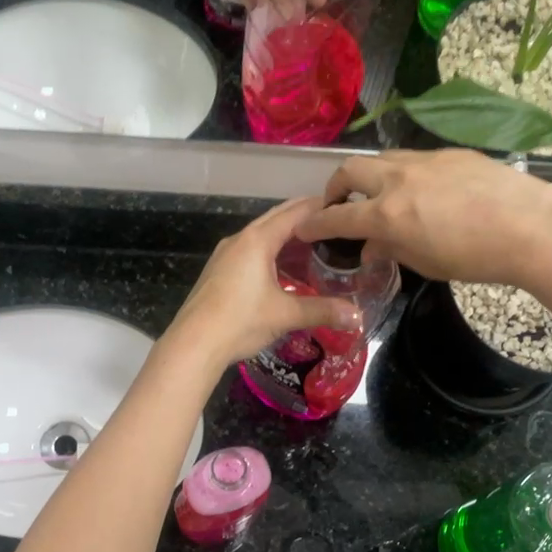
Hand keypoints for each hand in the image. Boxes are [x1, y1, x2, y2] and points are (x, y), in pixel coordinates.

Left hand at [166, 198, 361, 364]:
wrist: (194, 343)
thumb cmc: (240, 322)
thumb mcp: (286, 315)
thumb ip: (323, 311)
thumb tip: (358, 317)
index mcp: (258, 240)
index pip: (294, 212)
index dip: (319, 207)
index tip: (342, 207)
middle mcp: (240, 239)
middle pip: (276, 219)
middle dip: (304, 219)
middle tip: (332, 225)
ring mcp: (225, 255)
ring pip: (261, 236)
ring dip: (286, 239)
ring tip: (313, 249)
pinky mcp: (218, 271)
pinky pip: (250, 252)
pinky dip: (271, 254)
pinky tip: (283, 271)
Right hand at [293, 150, 551, 289]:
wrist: (529, 226)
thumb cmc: (475, 258)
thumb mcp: (426, 263)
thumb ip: (391, 250)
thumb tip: (370, 247)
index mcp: (387, 214)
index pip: (336, 217)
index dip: (315, 223)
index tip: (303, 228)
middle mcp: (397, 180)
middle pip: (349, 171)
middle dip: (334, 187)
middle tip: (336, 204)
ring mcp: (424, 161)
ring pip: (381, 160)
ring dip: (368, 176)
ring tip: (376, 196)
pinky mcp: (449, 153)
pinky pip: (413, 160)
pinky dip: (402, 174)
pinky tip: (419, 192)